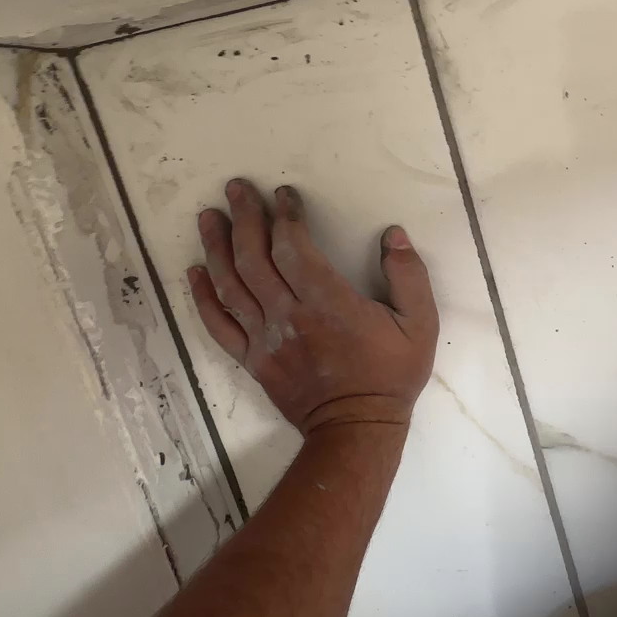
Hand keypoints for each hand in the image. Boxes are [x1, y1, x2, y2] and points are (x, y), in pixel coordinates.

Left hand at [187, 179, 437, 433]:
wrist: (357, 428)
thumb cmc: (392, 373)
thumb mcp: (421, 323)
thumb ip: (410, 276)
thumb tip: (394, 236)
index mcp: (328, 303)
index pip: (294, 248)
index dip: (285, 216)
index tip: (284, 194)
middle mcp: (288, 316)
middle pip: (254, 258)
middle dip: (244, 219)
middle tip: (237, 189)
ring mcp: (264, 339)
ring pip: (230, 286)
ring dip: (216, 247)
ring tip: (208, 217)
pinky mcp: (252, 359)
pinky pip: (218, 324)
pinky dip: (202, 296)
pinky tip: (195, 271)